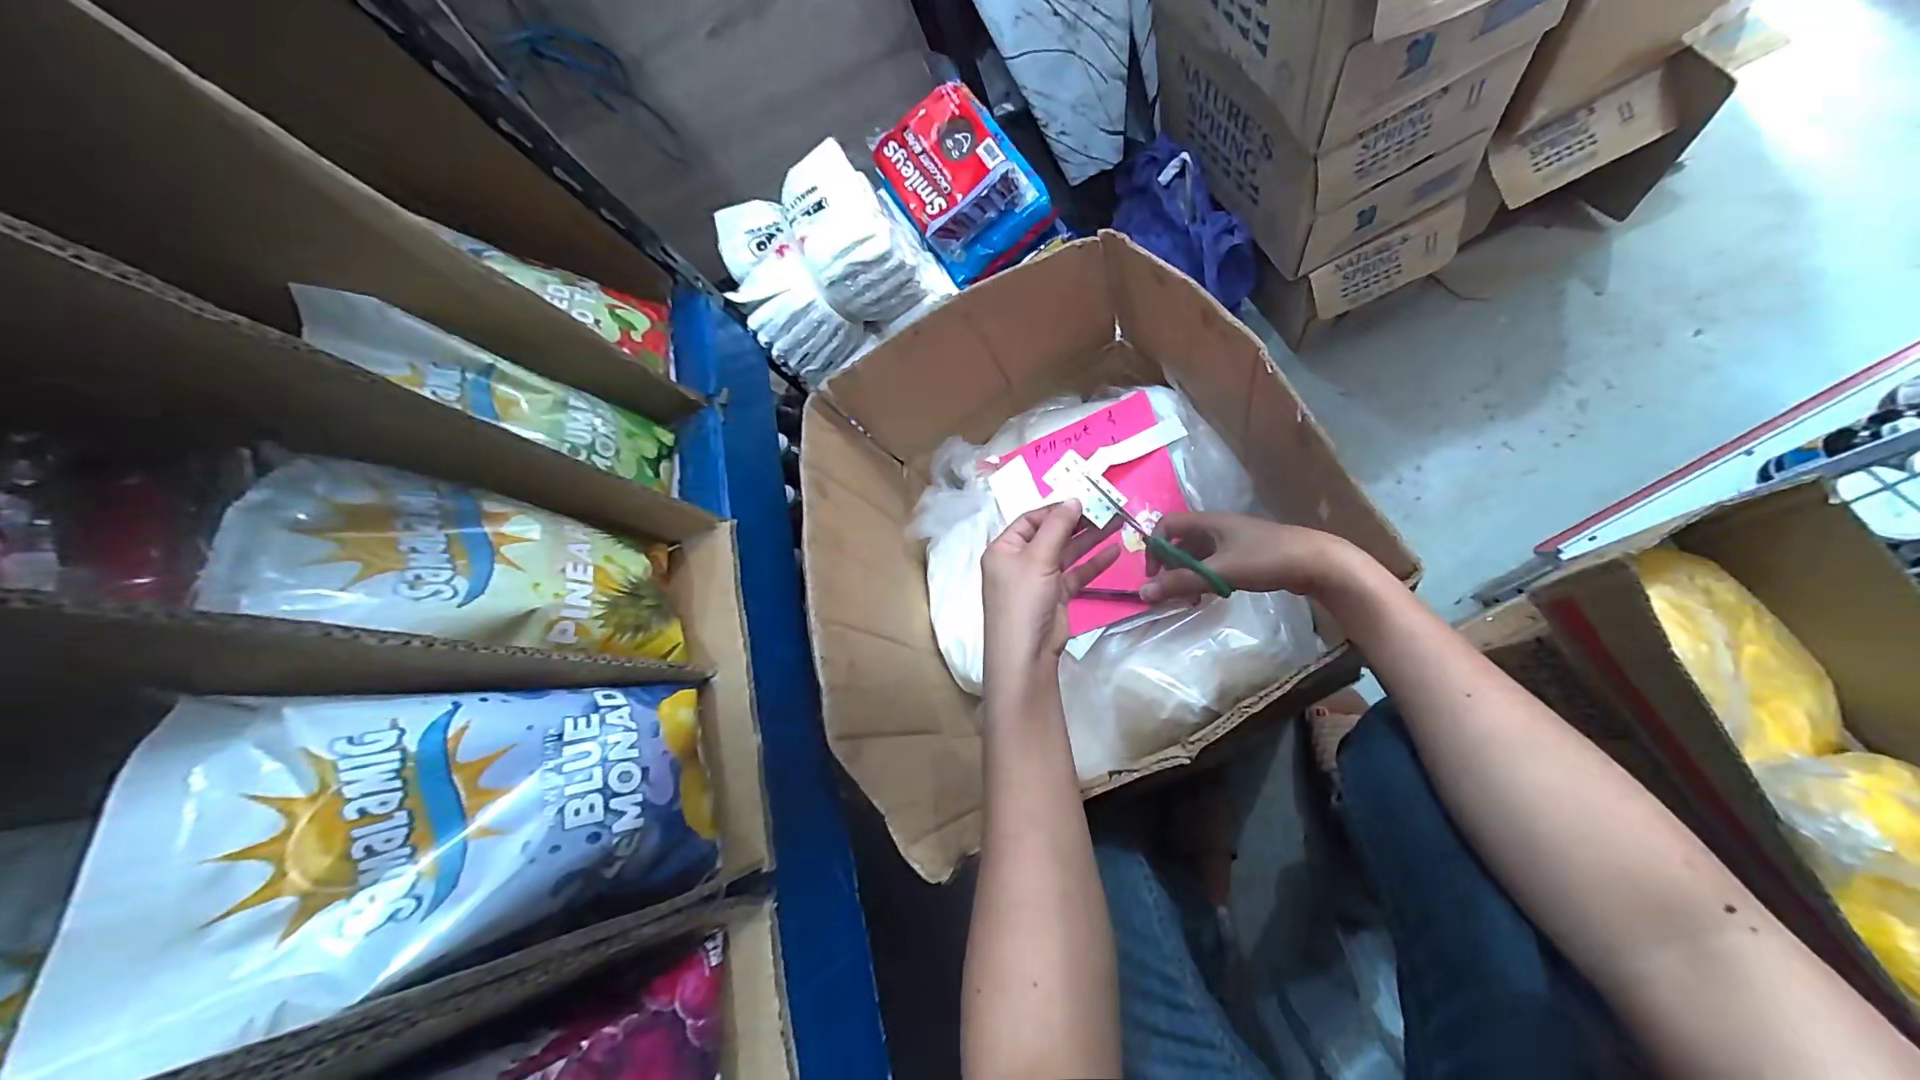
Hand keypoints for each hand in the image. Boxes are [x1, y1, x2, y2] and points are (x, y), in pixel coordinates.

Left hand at [982, 501, 1120, 680]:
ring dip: (1089, 540)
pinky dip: (1092, 563)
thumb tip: (1073, 499)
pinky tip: (1114, 552)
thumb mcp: (1038, 557)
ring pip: (1065, 553)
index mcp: (1004, 548)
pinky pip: (1074, 574)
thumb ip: (1057, 526)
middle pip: (1050, 534)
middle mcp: (1018, 561)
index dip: (1056, 508)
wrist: (1026, 654)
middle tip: (1106, 508)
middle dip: (1077, 522)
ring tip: (1117, 523)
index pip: (1030, 519)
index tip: (1084, 499)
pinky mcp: (1054, 596)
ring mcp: (1037, 579)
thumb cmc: (1024, 599)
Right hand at [1139, 513, 1351, 600]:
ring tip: (1190, 599)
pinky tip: (1211, 596)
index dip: (1155, 547)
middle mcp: (1217, 528)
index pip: (1166, 525)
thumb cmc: (1266, 559)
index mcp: (1208, 523)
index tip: (1155, 574)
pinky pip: (1214, 564)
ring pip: (1197, 556)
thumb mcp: (1219, 572)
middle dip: (1170, 567)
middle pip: (1180, 543)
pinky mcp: (1246, 556)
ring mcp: (1233, 542)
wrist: (1318, 563)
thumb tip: (1144, 593)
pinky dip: (1205, 578)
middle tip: (1170, 593)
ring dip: (1187, 576)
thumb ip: (1181, 583)